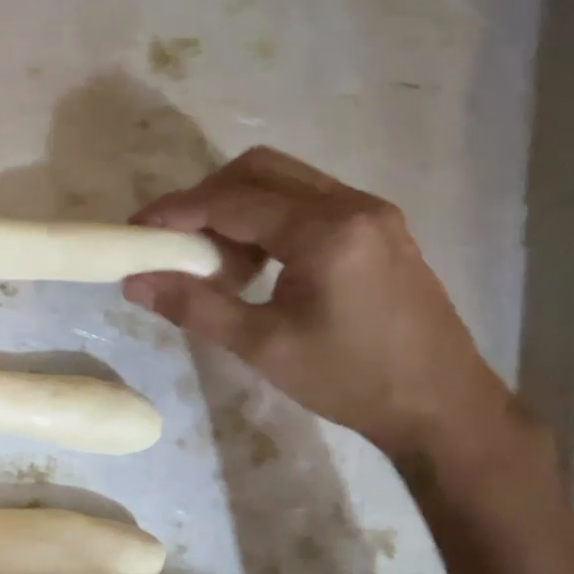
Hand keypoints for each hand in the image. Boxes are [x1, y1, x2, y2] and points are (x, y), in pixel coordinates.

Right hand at [122, 146, 514, 456]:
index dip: (177, 210)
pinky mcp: (378, 229)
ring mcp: (371, 213)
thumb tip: (133, 281)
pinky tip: (254, 264)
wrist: (440, 404)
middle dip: (205, 197)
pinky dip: (267, 218)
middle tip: (169, 240)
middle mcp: (352, 204)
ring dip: (237, 207)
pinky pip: (308, 201)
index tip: (135, 229)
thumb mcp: (261, 346)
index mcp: (326, 230)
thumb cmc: (349, 379)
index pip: (234, 200)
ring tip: (210, 260)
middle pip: (260, 169)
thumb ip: (194, 306)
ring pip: (286, 181)